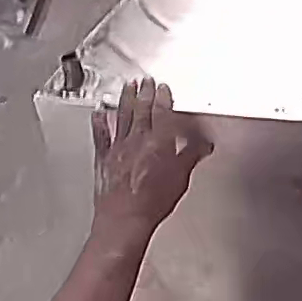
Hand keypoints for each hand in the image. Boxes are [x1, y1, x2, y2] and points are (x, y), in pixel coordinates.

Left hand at [91, 79, 212, 249]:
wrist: (124, 220)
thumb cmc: (152, 203)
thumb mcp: (181, 178)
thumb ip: (191, 156)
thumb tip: (203, 145)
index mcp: (158, 142)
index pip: (162, 112)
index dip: (163, 97)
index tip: (163, 88)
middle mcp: (137, 140)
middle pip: (142, 109)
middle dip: (145, 92)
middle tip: (146, 80)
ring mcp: (118, 147)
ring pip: (122, 116)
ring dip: (125, 99)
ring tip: (127, 86)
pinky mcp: (104, 158)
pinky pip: (101, 135)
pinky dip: (99, 122)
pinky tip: (98, 112)